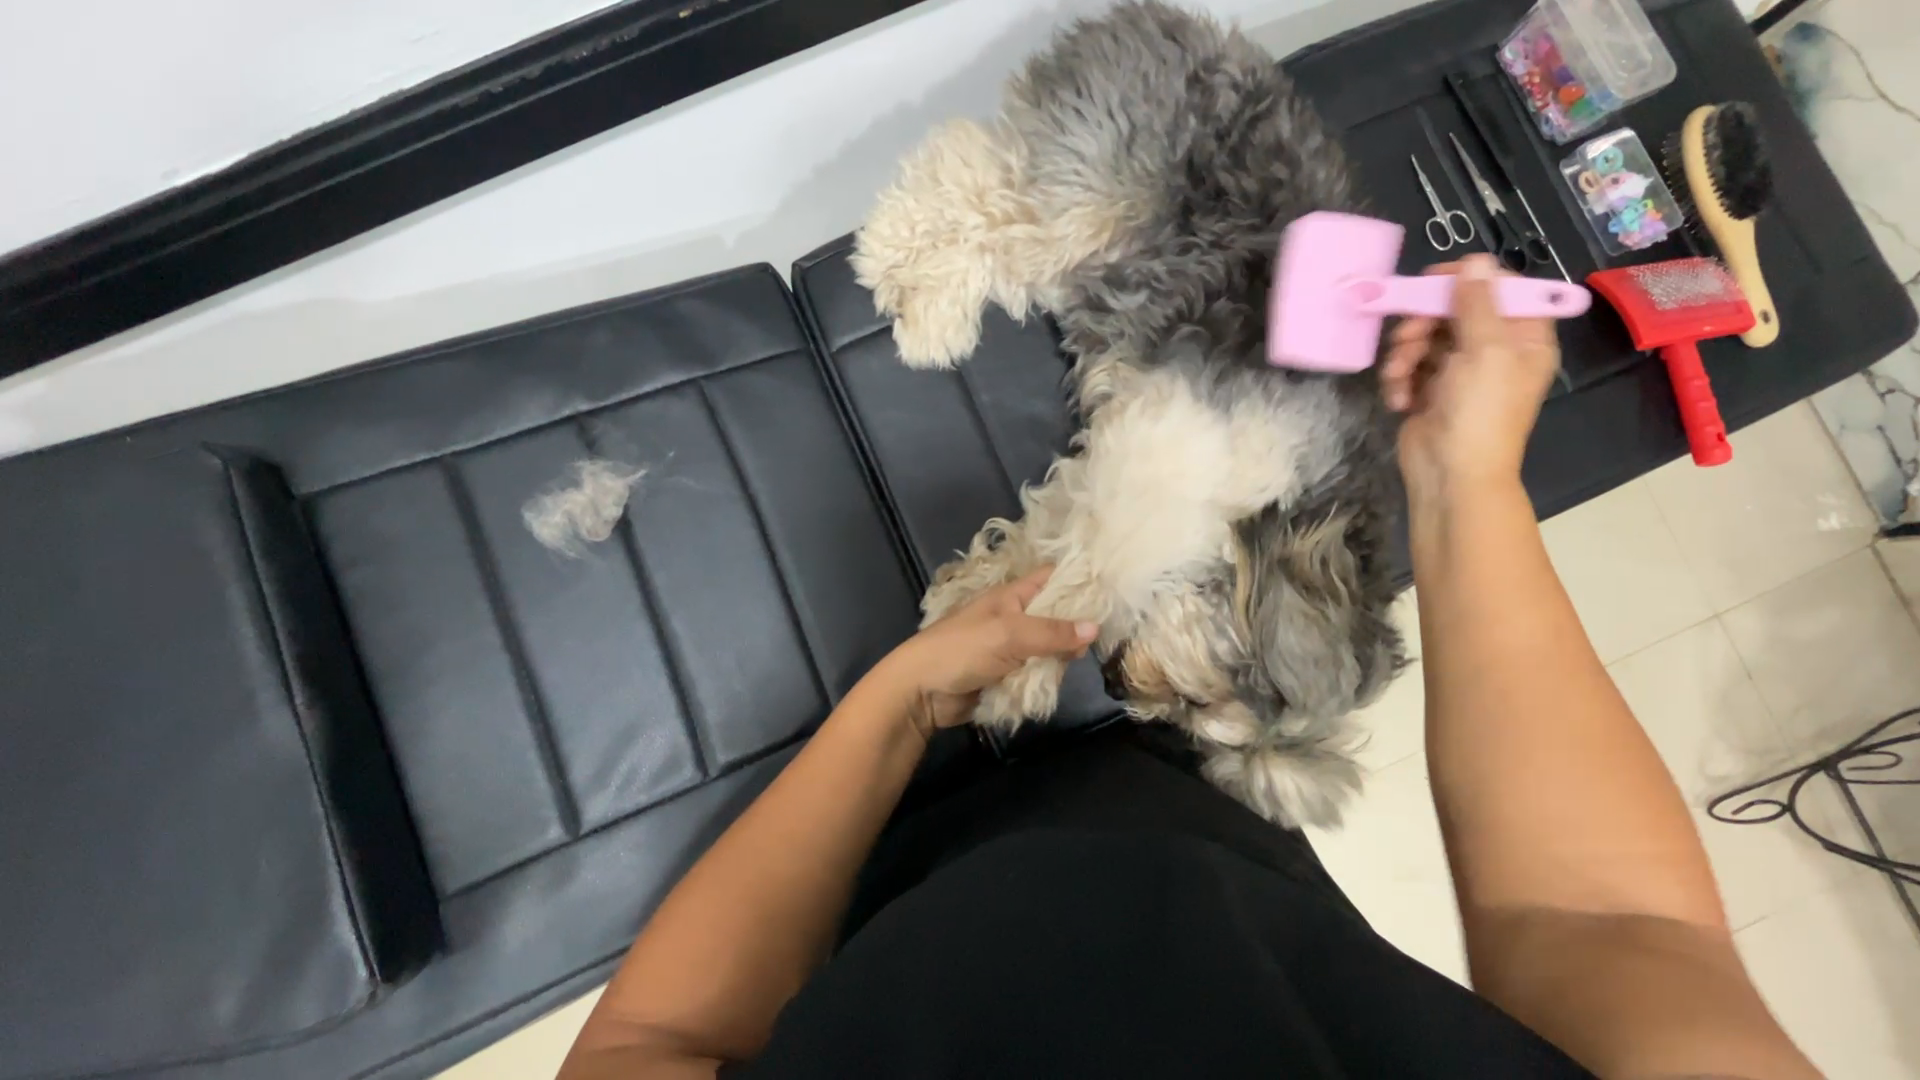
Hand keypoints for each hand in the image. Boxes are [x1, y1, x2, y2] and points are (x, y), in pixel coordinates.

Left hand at [879, 567, 1097, 735]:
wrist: (922, 691)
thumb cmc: (962, 650)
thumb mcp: (1009, 634)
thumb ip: (1052, 632)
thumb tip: (1095, 628)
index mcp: (1012, 596)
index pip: (1052, 579)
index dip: (1079, 582)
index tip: (1111, 594)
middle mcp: (1014, 618)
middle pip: (1057, 618)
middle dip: (1074, 631)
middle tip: (1092, 645)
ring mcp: (1010, 648)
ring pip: (1049, 649)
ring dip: (1058, 661)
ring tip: (1066, 668)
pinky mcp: (1006, 675)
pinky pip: (1035, 674)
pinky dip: (1042, 680)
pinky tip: (1048, 687)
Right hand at [1381, 254, 1560, 499]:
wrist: (1451, 474)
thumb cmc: (1480, 411)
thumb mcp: (1485, 350)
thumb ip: (1477, 303)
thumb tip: (1475, 258)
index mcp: (1523, 338)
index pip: (1501, 290)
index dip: (1468, 280)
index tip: (1434, 278)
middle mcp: (1493, 351)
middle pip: (1453, 312)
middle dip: (1423, 324)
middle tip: (1408, 337)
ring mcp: (1458, 372)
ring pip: (1424, 340)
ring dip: (1404, 355)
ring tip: (1399, 376)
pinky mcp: (1428, 392)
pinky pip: (1408, 369)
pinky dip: (1398, 381)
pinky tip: (1400, 399)